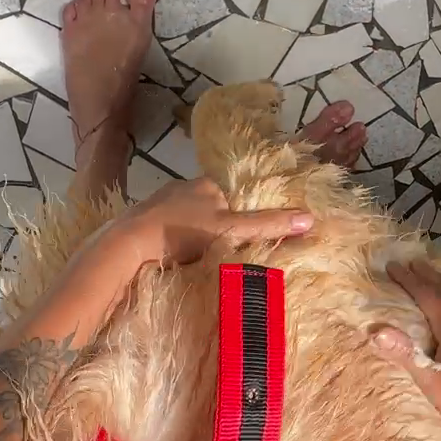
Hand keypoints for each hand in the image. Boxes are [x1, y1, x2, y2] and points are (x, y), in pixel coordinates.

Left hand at [109, 178, 313, 266]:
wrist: (129, 244)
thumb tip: (310, 218)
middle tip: (220, 252)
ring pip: (188, 218)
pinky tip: (174, 256)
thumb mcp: (232, 230)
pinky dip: (173, 240)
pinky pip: (167, 228)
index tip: (240, 239)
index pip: (233, 198)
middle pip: (211, 207)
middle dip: (216, 226)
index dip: (239, 218)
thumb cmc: (183, 232)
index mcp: (207, 183)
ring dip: (194, 235)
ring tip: (197, 258)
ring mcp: (160, 201)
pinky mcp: (142, 219)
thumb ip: (268, 225)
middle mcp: (184, 185)